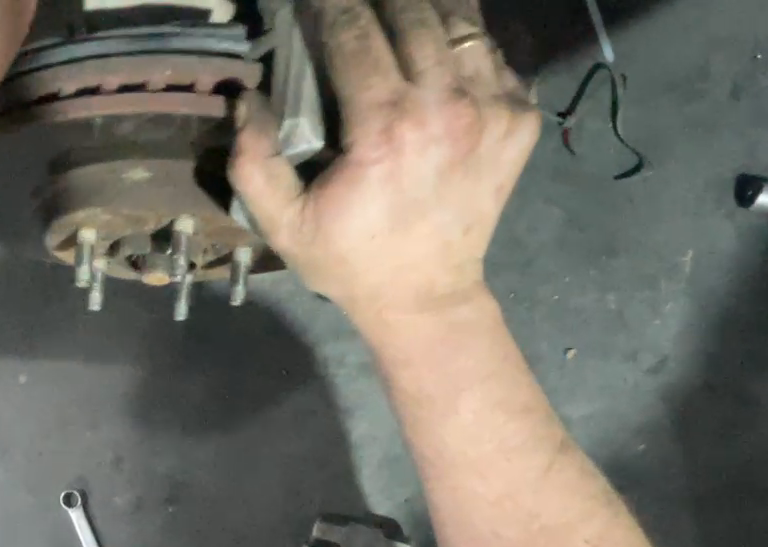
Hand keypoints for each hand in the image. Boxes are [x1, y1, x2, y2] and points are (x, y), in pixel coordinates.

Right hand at [231, 0, 538, 324]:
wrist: (424, 296)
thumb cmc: (349, 262)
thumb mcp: (285, 228)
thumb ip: (255, 165)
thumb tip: (246, 100)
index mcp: (385, 128)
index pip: (356, 33)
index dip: (331, 5)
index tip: (316, 1)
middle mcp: (447, 105)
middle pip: (414, 11)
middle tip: (353, 4)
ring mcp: (494, 107)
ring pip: (461, 20)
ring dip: (424, 9)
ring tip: (396, 14)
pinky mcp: (521, 117)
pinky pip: (493, 52)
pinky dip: (463, 42)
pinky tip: (437, 54)